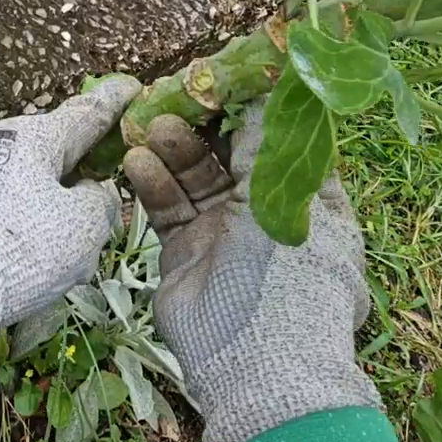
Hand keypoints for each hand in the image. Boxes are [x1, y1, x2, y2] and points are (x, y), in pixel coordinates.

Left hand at [0, 76, 141, 402]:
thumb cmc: (16, 249)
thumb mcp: (80, 231)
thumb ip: (98, 205)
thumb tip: (91, 191)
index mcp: (33, 138)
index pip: (84, 115)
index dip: (112, 104)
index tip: (130, 85)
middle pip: (40, 145)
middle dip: (63, 157)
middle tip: (85, 169)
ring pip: (5, 174)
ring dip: (25, 192)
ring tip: (39, 229)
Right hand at [123, 108, 380, 441]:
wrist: (253, 364)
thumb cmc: (286, 274)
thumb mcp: (282, 199)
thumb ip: (263, 141)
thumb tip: (263, 87)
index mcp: (303, 200)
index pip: (275, 141)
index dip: (248, 109)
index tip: (220, 77)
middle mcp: (263, 211)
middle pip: (227, 153)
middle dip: (201, 125)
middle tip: (173, 95)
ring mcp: (222, 231)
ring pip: (193, 176)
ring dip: (172, 150)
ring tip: (151, 127)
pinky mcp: (184, 248)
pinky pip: (168, 205)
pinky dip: (153, 182)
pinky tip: (138, 164)